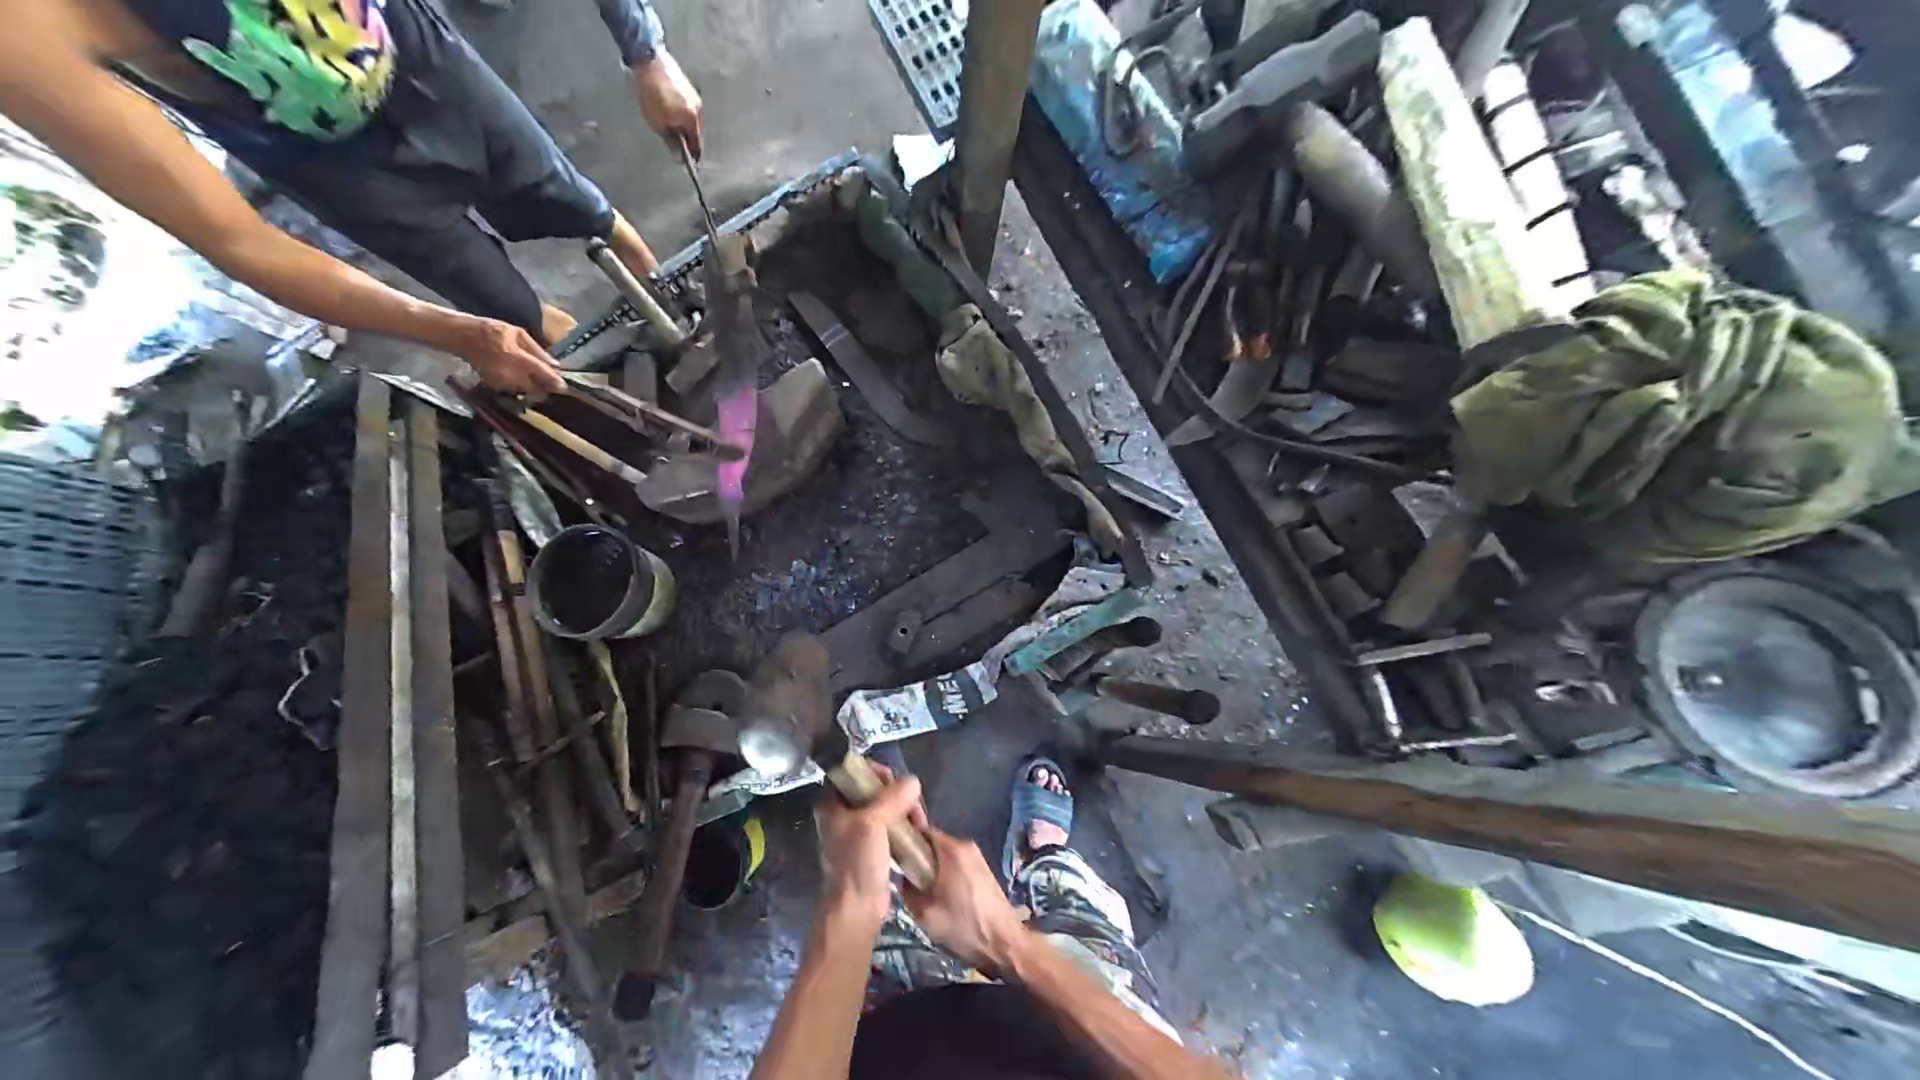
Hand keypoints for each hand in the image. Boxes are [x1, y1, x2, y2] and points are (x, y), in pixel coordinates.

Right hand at [448, 316, 566, 398]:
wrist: (459, 336)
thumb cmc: (490, 331)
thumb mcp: (517, 333)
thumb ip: (538, 350)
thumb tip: (555, 365)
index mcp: (518, 358)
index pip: (544, 376)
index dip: (557, 383)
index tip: (564, 387)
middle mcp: (511, 374)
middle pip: (538, 391)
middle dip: (546, 388)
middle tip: (548, 381)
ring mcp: (502, 382)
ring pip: (527, 393)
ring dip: (534, 389)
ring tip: (534, 378)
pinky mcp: (494, 386)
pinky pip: (515, 391)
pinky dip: (521, 388)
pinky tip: (520, 378)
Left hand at [632, 50, 703, 159]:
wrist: (649, 60)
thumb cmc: (652, 93)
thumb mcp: (658, 124)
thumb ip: (671, 143)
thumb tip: (679, 159)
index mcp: (692, 121)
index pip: (697, 146)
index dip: (693, 156)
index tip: (689, 164)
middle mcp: (698, 111)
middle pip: (695, 133)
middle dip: (687, 139)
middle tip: (674, 142)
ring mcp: (695, 98)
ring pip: (692, 120)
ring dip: (683, 125)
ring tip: (668, 122)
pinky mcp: (688, 88)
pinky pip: (688, 108)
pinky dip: (681, 113)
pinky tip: (669, 109)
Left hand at [815, 764, 925, 928]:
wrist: (857, 908)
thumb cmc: (857, 863)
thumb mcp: (873, 823)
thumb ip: (893, 798)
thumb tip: (913, 781)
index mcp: (832, 804)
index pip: (854, 773)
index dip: (876, 772)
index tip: (895, 782)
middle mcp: (842, 814)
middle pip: (874, 789)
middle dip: (898, 793)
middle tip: (914, 806)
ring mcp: (858, 831)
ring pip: (886, 807)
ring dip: (904, 810)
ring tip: (919, 822)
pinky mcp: (872, 847)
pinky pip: (891, 825)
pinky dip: (904, 825)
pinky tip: (916, 831)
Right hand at [904, 830, 1030, 973]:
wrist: (1004, 942)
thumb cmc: (964, 927)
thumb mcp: (926, 914)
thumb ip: (908, 890)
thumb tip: (902, 877)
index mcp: (951, 850)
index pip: (921, 832)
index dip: (907, 843)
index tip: (897, 858)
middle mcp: (965, 845)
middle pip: (934, 843)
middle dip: (920, 859)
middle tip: (909, 880)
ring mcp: (977, 856)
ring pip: (945, 854)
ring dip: (934, 868)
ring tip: (926, 891)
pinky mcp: (983, 868)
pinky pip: (957, 863)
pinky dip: (948, 873)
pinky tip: (944, 895)